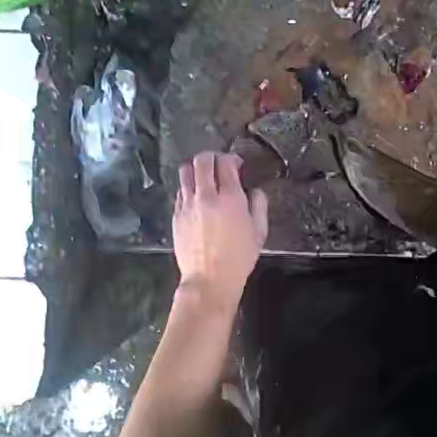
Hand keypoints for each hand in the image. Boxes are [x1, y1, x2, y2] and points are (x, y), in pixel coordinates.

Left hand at [173, 151, 267, 298]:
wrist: (209, 279)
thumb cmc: (239, 257)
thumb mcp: (259, 231)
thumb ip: (259, 204)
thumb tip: (253, 191)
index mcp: (230, 198)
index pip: (225, 162)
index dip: (232, 159)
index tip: (237, 166)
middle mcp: (205, 196)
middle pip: (202, 160)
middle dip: (212, 157)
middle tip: (220, 166)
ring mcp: (187, 205)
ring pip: (185, 171)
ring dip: (197, 170)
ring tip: (205, 179)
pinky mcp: (176, 215)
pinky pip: (180, 191)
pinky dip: (189, 188)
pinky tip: (198, 199)